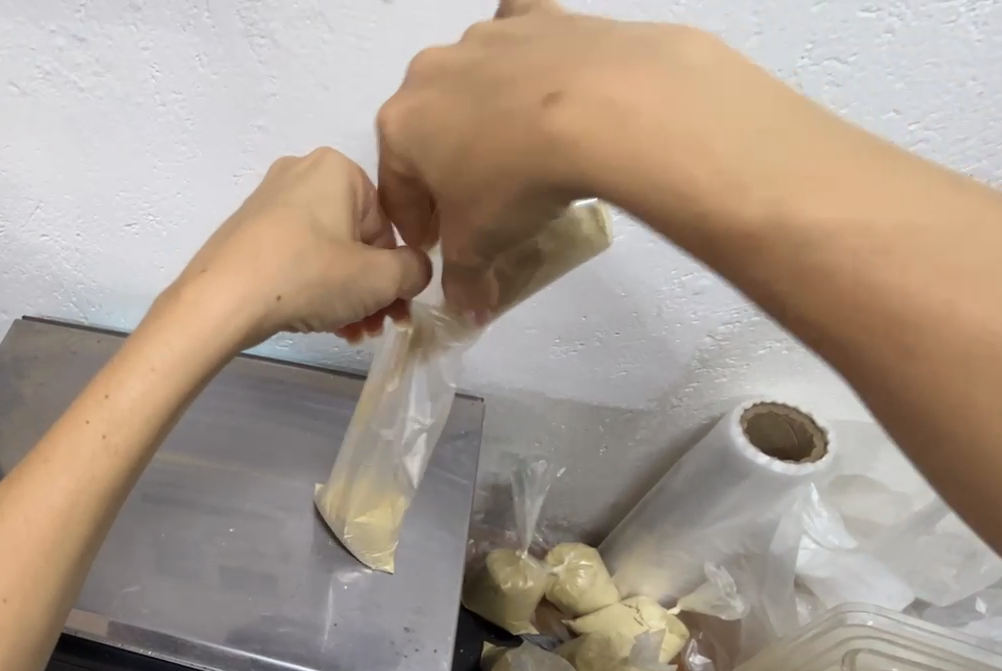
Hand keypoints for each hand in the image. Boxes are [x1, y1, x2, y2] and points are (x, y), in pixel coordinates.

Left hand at [165, 148, 431, 347]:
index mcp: (338, 168)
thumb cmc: (307, 277)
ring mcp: (267, 204)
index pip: (386, 224)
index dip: (395, 273)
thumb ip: (413, 271)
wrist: (221, 300)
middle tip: (374, 328)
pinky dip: (311, 290)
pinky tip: (317, 324)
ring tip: (348, 334)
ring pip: (324, 255)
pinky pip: (293, 260)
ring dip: (343, 298)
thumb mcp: (377, 278)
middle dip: (368, 290)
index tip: (396, 310)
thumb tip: (415, 272)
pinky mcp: (245, 235)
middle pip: (353, 241)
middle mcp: (300, 174)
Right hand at [376, 0, 731, 315]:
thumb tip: (469, 310)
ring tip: (519, 157)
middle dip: (445, 174)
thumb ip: (462, 281)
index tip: (441, 248)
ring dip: (481, 122)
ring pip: (470, 88)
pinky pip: (519, 31)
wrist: (604, 110)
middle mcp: (428, 73)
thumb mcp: (477, 248)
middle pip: (427, 137)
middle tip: (477, 208)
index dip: (418, 228)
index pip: (397, 192)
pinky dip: (524, 55)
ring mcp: (483, 38)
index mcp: (399, 127)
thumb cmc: (513, 183)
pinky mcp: (538, 15)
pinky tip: (542, 80)